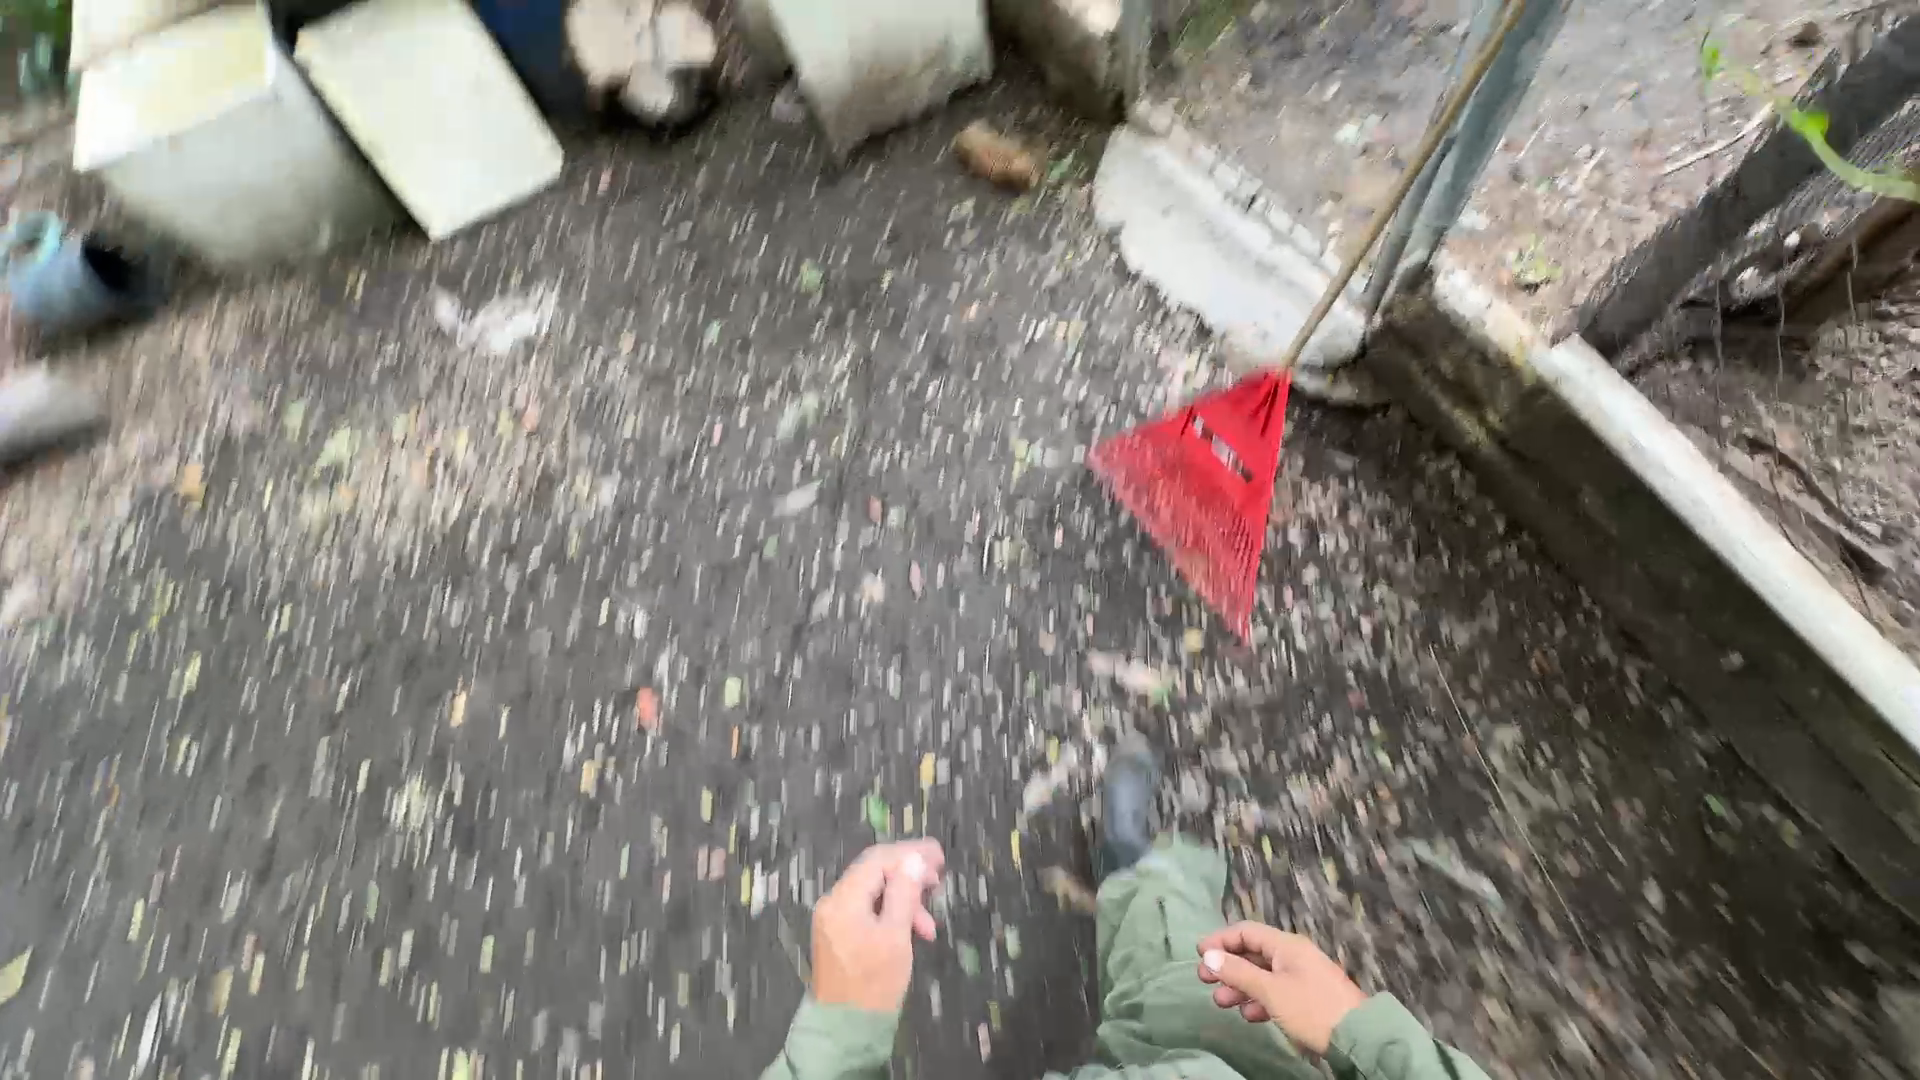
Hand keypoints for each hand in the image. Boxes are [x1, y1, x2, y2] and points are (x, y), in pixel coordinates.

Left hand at [811, 839, 945, 1012]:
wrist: (844, 1033)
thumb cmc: (873, 984)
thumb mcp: (895, 936)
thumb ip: (904, 893)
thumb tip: (914, 859)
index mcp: (843, 898)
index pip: (878, 859)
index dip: (910, 853)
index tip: (939, 855)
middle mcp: (833, 901)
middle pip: (874, 872)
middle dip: (908, 873)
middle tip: (938, 879)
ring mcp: (834, 918)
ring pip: (874, 892)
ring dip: (904, 898)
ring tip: (930, 921)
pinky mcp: (839, 934)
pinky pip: (868, 910)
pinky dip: (891, 914)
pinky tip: (913, 930)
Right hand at [1196, 922, 1369, 1054]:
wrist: (1360, 1040)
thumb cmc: (1311, 1008)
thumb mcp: (1270, 991)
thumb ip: (1238, 972)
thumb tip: (1209, 956)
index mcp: (1285, 945)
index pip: (1245, 931)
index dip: (1220, 940)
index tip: (1199, 954)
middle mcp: (1293, 955)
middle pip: (1252, 953)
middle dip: (1227, 967)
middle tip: (1204, 980)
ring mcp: (1302, 977)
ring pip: (1262, 975)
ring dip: (1240, 986)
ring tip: (1222, 1003)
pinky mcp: (1308, 998)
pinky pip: (1275, 991)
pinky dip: (1259, 999)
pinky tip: (1249, 1015)